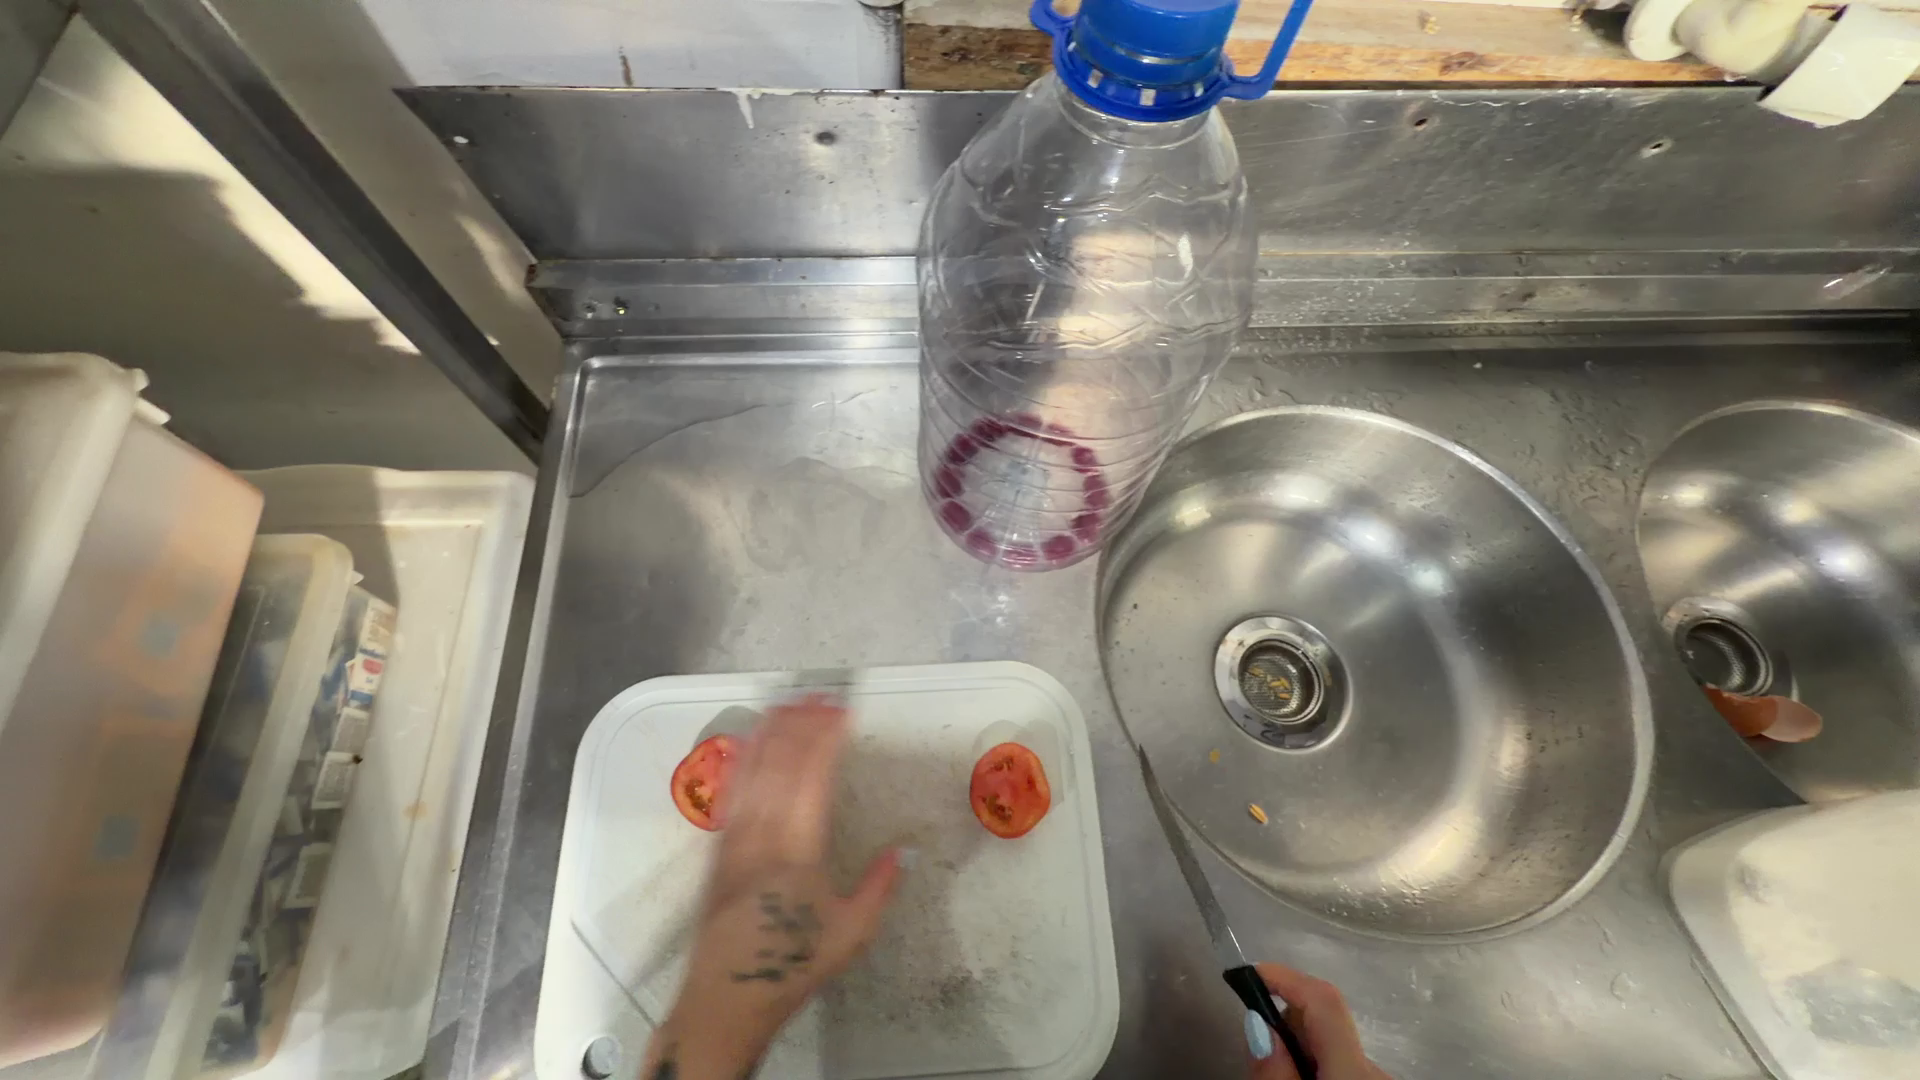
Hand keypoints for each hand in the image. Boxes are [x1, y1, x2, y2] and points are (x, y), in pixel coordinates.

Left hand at [640, 696, 903, 1079]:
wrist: (725, 997)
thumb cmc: (792, 964)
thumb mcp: (851, 934)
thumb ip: (879, 888)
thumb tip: (903, 850)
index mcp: (799, 847)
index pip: (812, 776)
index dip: (826, 737)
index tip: (842, 711)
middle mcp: (763, 832)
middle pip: (780, 763)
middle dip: (800, 724)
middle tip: (819, 696)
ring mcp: (735, 837)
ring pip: (752, 771)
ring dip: (771, 733)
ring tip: (788, 703)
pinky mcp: (718, 848)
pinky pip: (732, 791)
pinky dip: (744, 759)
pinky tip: (752, 743)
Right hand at [1247, 963, 1392, 1079]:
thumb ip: (1276, 1072)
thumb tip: (1257, 1021)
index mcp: (1355, 1069)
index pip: (1322, 998)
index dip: (1283, 976)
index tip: (1247, 974)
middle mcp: (1377, 1067)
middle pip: (1324, 1020)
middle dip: (1289, 1023)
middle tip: (1263, 1050)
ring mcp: (1385, 1078)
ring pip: (1334, 1044)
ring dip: (1304, 1048)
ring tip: (1285, 1075)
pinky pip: (1347, 1063)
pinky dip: (1322, 1066)